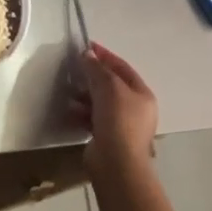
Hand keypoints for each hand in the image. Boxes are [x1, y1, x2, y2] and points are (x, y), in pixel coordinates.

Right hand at [78, 42, 157, 176]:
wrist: (116, 164)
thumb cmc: (118, 120)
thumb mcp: (108, 86)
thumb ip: (97, 68)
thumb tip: (87, 54)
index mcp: (142, 94)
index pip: (122, 67)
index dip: (105, 55)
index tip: (86, 46)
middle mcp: (135, 109)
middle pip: (111, 85)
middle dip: (92, 76)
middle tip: (74, 68)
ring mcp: (121, 125)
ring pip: (100, 102)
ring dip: (85, 94)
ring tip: (69, 91)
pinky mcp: (107, 138)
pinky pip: (93, 117)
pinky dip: (82, 112)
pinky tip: (70, 110)